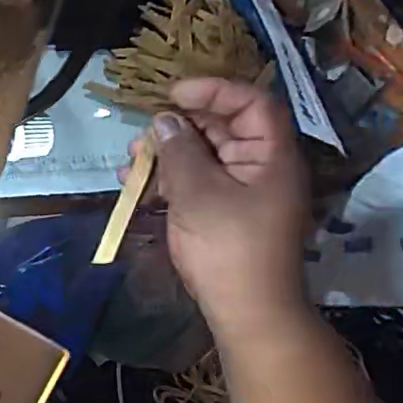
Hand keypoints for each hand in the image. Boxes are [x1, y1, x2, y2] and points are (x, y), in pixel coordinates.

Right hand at [125, 77, 312, 332]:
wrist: (246, 312)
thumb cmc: (227, 248)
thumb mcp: (197, 193)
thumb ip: (179, 151)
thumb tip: (165, 121)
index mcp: (271, 157)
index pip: (251, 104)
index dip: (214, 90)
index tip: (174, 94)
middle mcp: (261, 168)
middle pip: (223, 130)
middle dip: (180, 127)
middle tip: (144, 132)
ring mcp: (244, 193)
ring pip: (205, 158)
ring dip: (168, 155)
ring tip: (131, 160)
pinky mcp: (226, 215)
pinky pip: (199, 185)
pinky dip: (171, 181)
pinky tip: (138, 185)